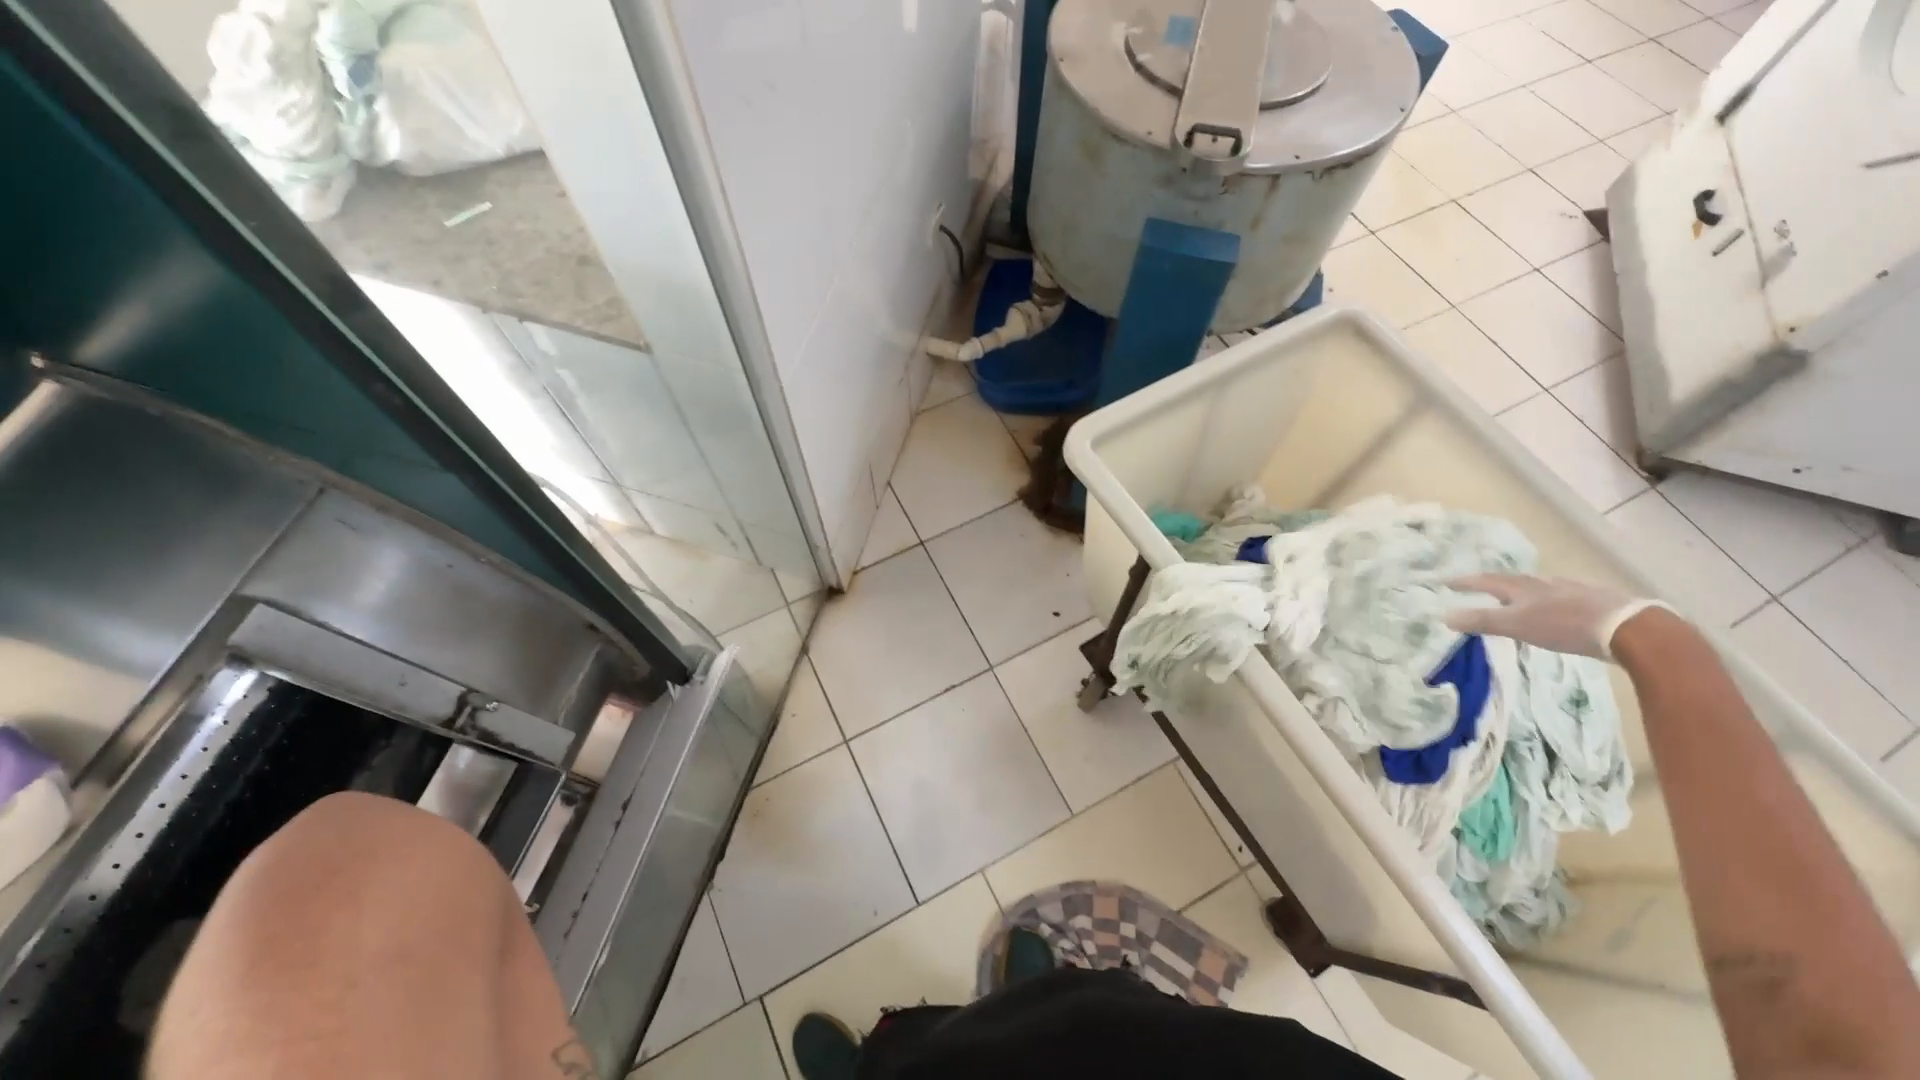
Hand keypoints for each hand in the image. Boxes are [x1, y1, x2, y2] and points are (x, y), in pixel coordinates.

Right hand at [1444, 573, 1670, 659]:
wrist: (1626, 627)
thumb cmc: (1564, 625)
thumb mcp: (1516, 625)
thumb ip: (1481, 621)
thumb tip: (1442, 615)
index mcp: (1522, 587)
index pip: (1486, 581)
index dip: (1465, 582)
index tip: (1445, 582)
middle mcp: (1544, 583)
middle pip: (1512, 579)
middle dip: (1493, 582)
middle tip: (1479, 584)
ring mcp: (1570, 590)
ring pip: (1539, 586)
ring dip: (1522, 589)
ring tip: (1515, 594)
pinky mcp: (1591, 601)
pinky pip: (1560, 595)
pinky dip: (1548, 599)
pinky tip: (1555, 606)